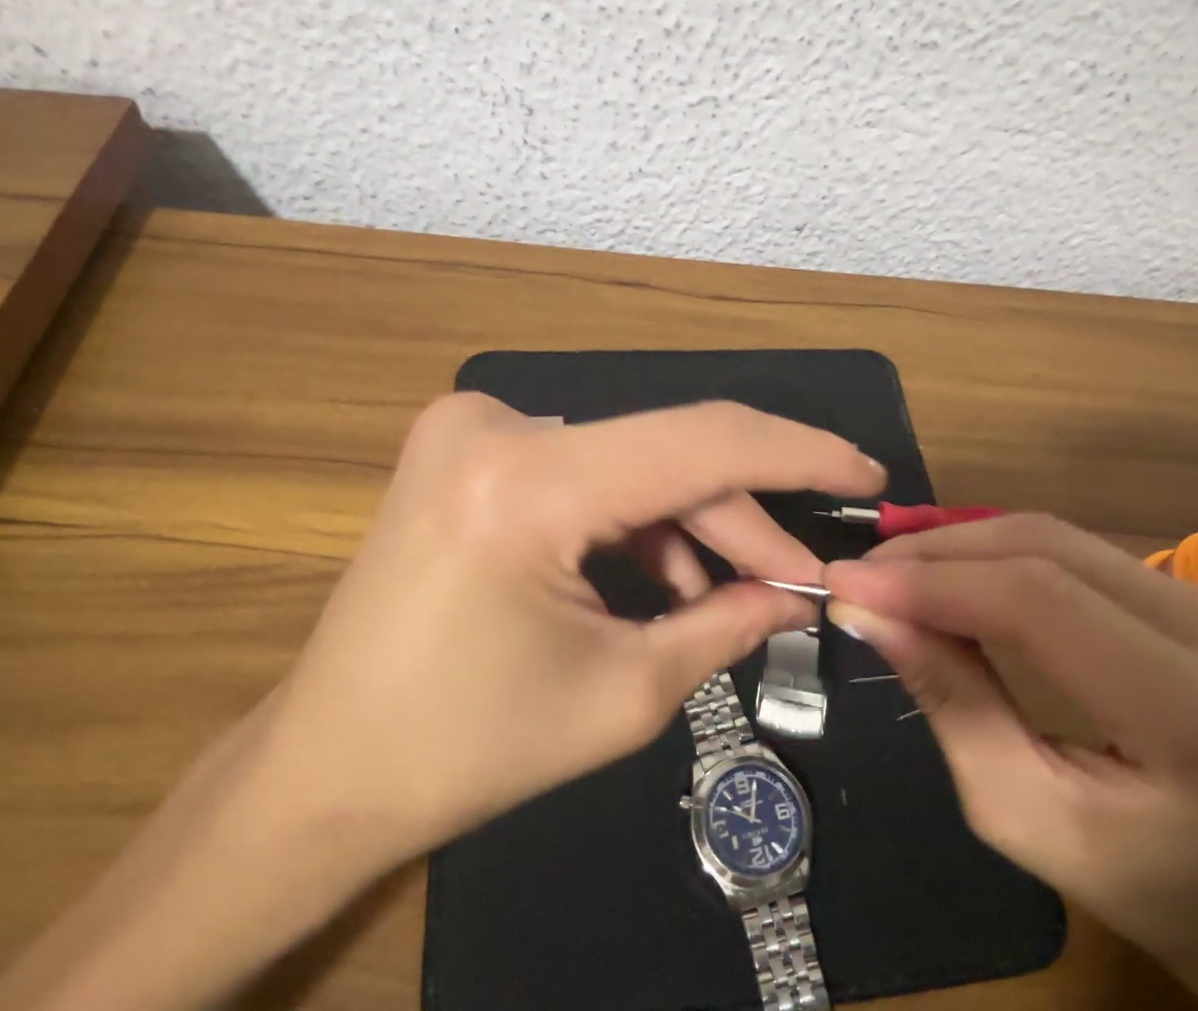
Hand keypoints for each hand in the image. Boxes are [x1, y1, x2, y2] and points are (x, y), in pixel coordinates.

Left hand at [262, 394, 884, 854]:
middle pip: (664, 455)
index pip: (702, 443)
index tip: (867, 478)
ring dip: (688, 523)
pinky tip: (658, 579)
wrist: (330, 769)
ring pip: (627, 463)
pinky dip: (631, 520)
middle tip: (800, 578)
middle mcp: (490, 428)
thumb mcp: (624, 694)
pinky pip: (582, 471)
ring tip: (728, 594)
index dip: (799, 456)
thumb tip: (801, 590)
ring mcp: (466, 432)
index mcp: (525, 485)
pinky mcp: (460, 454)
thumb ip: (727, 624)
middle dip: (742, 518)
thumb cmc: (470, 749)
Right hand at [823, 514, 1197, 1010]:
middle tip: (863, 573)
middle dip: (942, 552)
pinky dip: (1013, 560)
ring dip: (970, 548)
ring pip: (1071, 541)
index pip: (1045, 606)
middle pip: (1057, 552)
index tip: (847, 581)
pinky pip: (1094, 557)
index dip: (936, 582)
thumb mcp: (1020, 812)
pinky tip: (963, 579)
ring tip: (897, 573)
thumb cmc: (1137, 881)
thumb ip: (951, 702)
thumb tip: (869, 611)